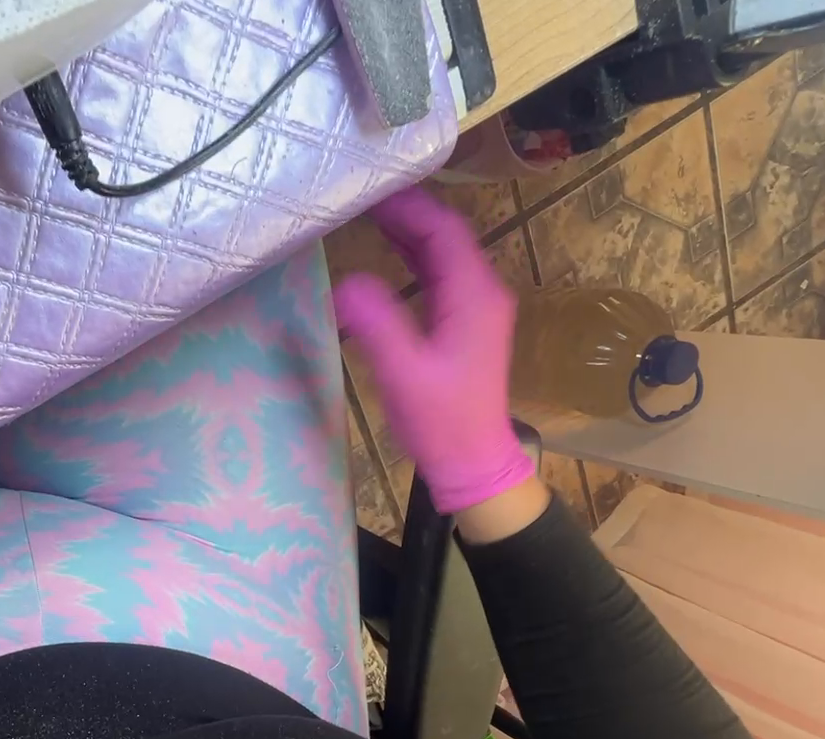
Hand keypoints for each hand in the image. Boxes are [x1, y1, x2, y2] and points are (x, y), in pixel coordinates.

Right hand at [332, 188, 532, 514]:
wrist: (472, 461)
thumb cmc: (440, 420)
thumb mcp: (403, 371)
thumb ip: (374, 322)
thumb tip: (343, 281)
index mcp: (473, 295)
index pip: (443, 232)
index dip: (407, 206)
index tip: (367, 190)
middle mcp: (481, 292)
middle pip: (445, 237)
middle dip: (405, 212)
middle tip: (359, 197)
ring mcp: (473, 310)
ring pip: (441, 256)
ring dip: (407, 234)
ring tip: (367, 217)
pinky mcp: (461, 327)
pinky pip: (436, 279)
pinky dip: (410, 260)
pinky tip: (384, 258)